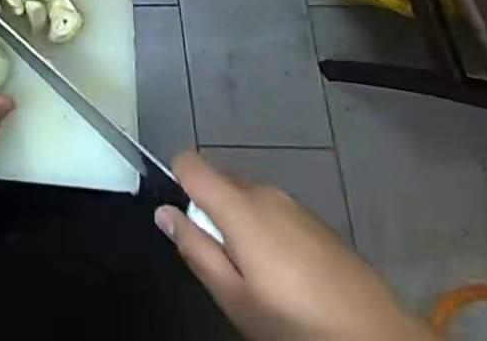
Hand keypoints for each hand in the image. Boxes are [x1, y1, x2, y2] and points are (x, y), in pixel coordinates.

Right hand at [156, 152, 431, 340]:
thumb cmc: (298, 324)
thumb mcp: (235, 299)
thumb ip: (195, 250)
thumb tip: (164, 213)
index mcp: (239, 205)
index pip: (189, 162)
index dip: (177, 181)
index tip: (185, 219)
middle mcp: (266, 193)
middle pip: (220, 180)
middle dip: (211, 210)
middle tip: (224, 262)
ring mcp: (298, 206)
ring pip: (249, 199)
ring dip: (242, 223)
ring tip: (258, 275)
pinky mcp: (322, 225)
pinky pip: (278, 214)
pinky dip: (270, 233)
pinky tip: (290, 277)